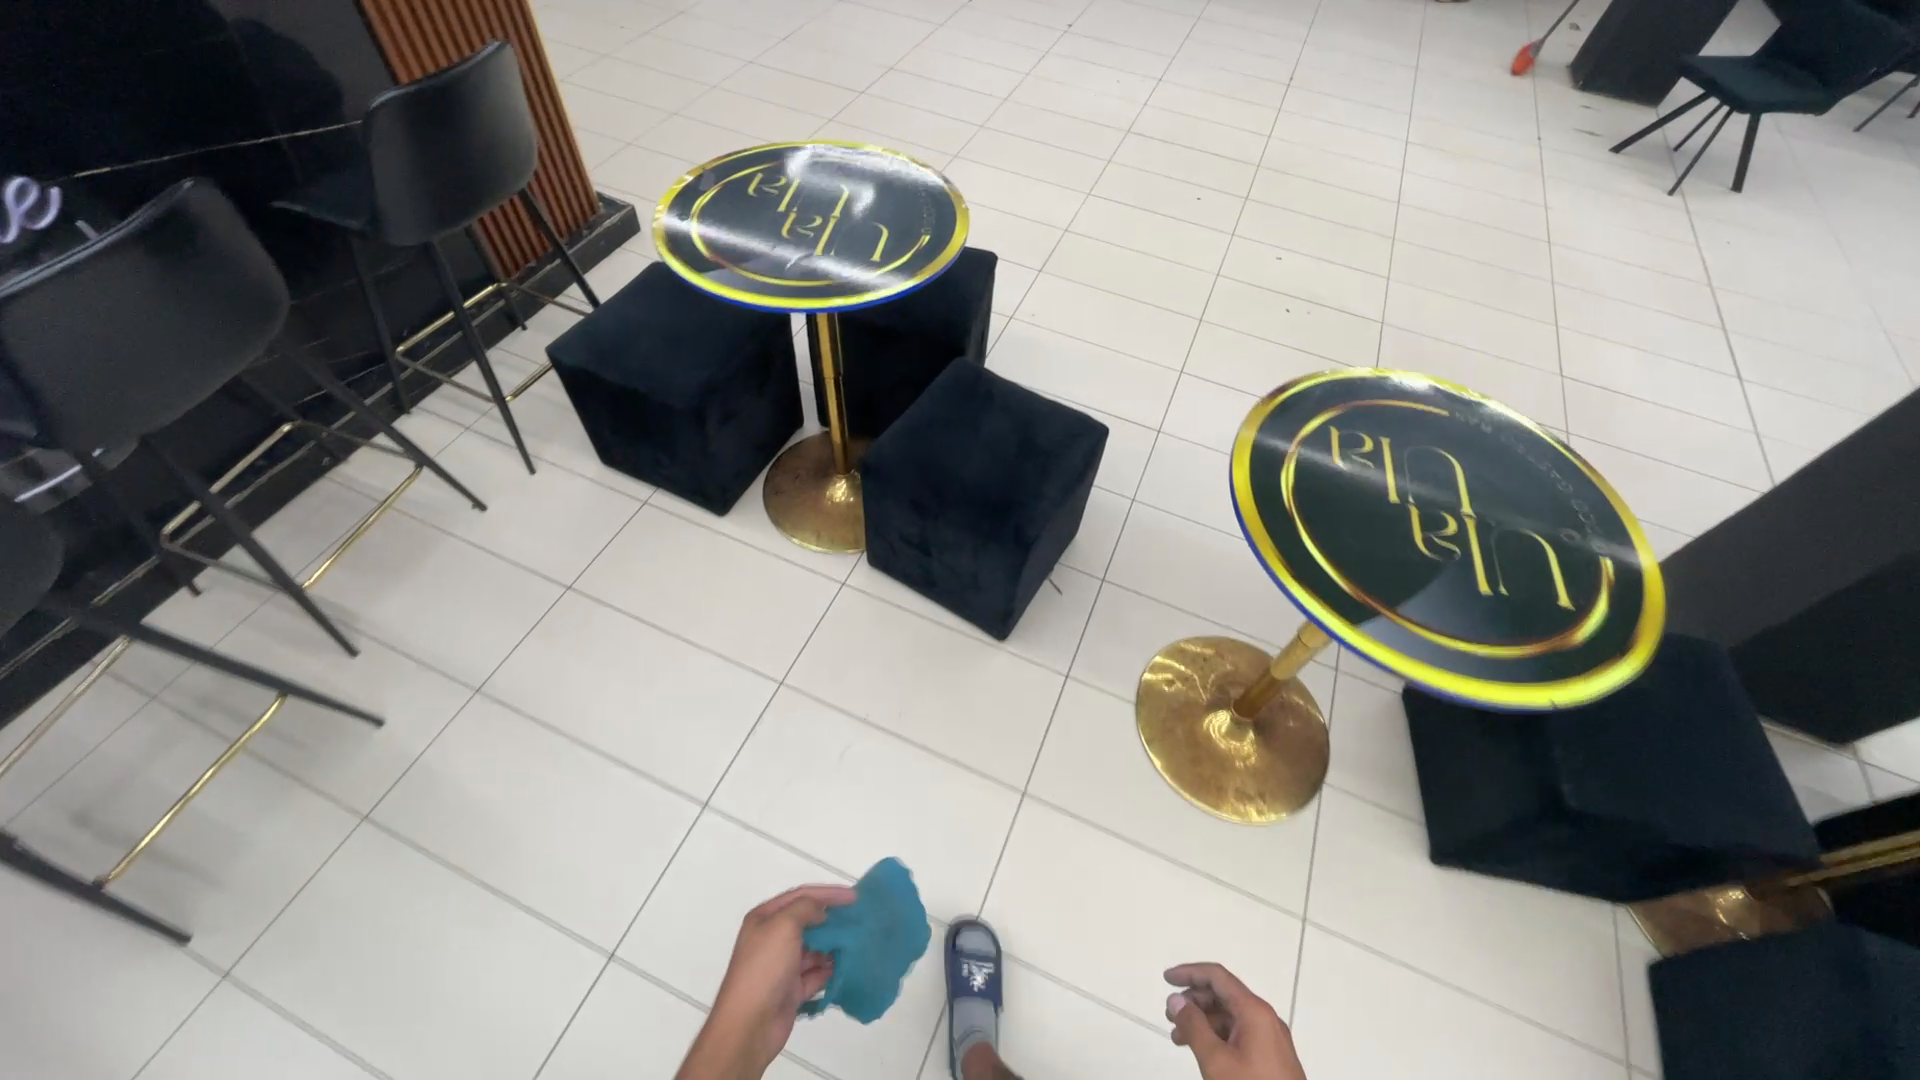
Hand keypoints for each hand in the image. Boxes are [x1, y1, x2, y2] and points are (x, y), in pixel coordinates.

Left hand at [678, 885, 855, 1079]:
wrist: (749, 1024)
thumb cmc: (764, 968)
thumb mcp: (783, 926)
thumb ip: (805, 908)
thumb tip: (821, 912)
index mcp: (765, 918)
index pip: (801, 896)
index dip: (828, 894)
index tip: (854, 897)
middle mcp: (772, 938)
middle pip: (808, 921)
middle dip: (831, 919)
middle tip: (857, 919)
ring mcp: (782, 965)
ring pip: (814, 948)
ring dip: (833, 945)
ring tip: (856, 943)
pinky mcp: (791, 989)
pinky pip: (815, 974)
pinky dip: (829, 970)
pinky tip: (845, 967)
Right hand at [1164, 963, 1307, 1079]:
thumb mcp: (1216, 1060)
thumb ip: (1193, 1026)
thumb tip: (1175, 999)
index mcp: (1254, 1011)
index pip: (1217, 976)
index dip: (1189, 973)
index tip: (1166, 979)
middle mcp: (1265, 1018)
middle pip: (1223, 995)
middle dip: (1193, 1001)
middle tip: (1170, 1016)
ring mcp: (1270, 1038)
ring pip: (1230, 1017)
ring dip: (1202, 1021)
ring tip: (1179, 1038)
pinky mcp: (1271, 1057)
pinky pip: (1239, 1034)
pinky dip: (1216, 1036)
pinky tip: (1202, 1050)